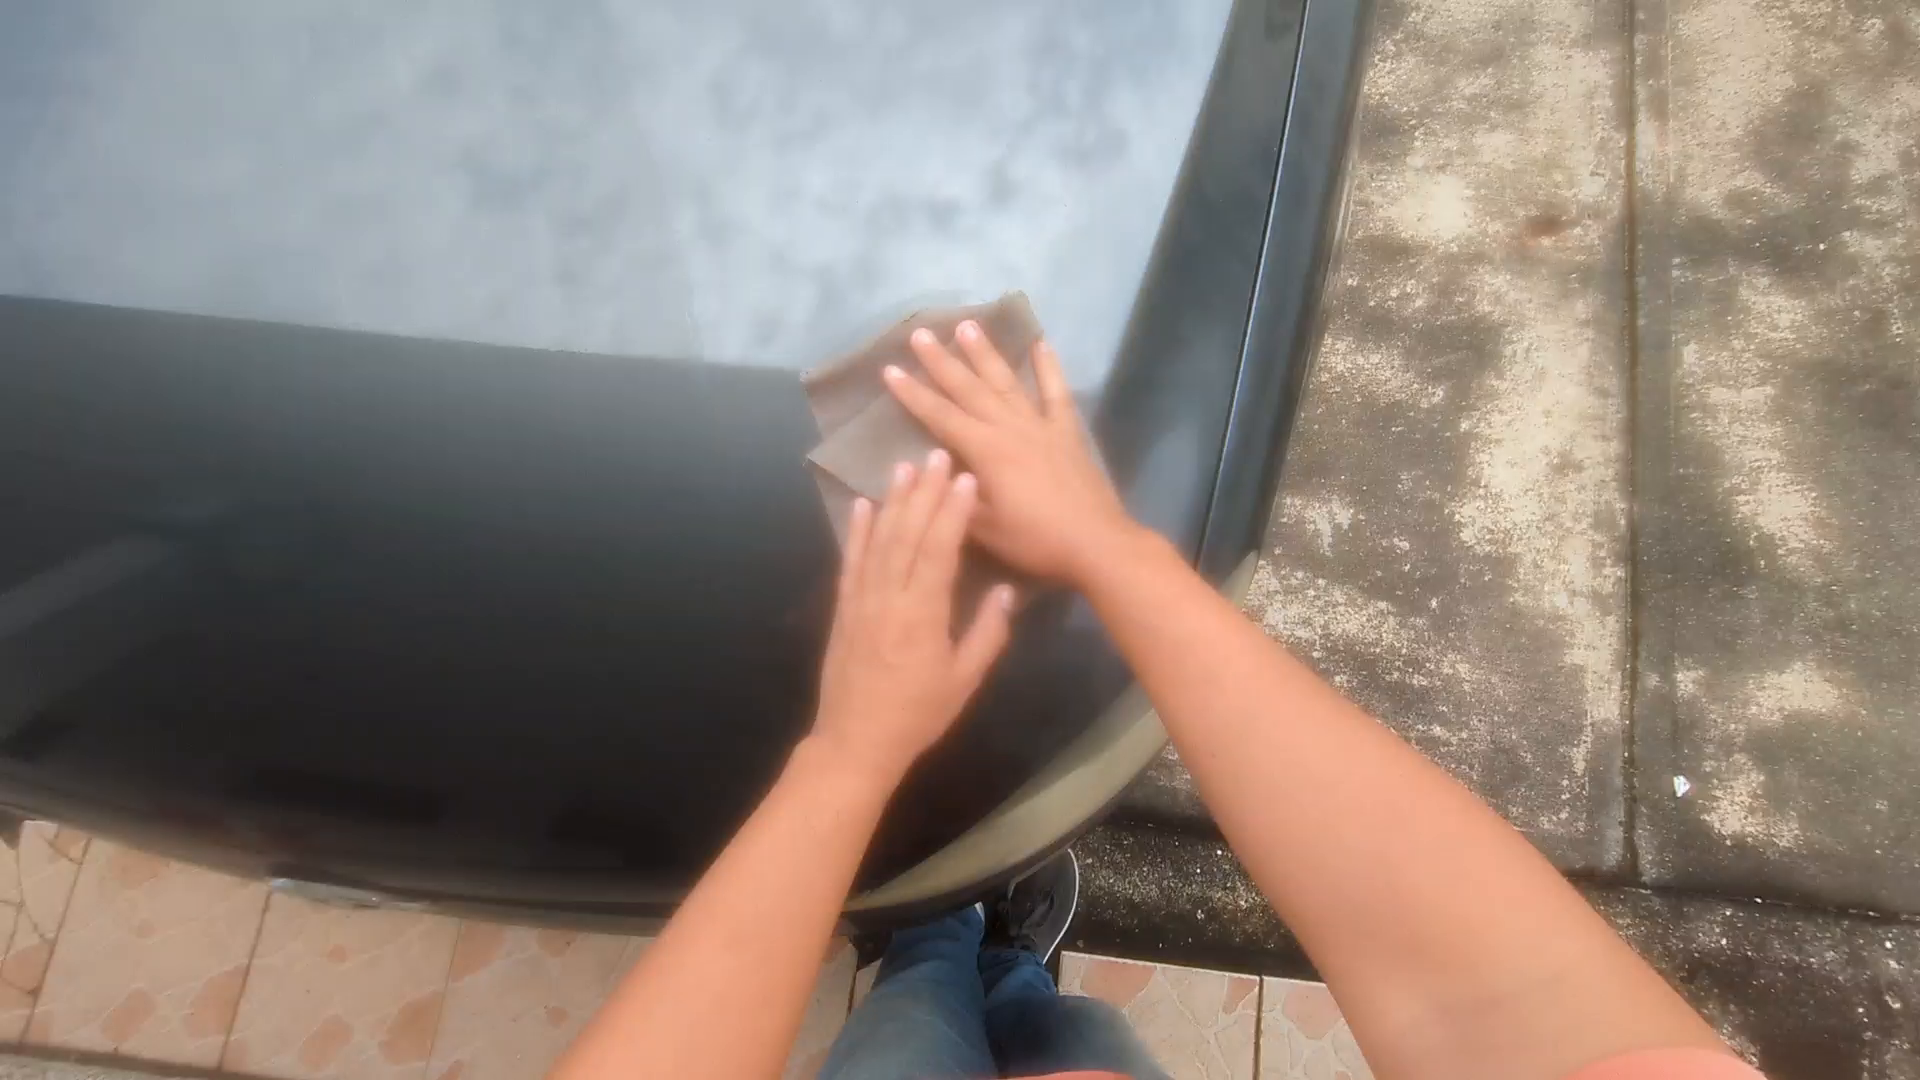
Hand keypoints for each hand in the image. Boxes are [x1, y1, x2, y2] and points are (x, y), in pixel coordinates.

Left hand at [810, 450, 1016, 783]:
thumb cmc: (917, 715)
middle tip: (937, 455)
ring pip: (878, 540)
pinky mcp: (843, 608)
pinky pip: (851, 561)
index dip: (952, 511)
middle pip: (907, 534)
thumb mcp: (963, 680)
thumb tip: (1004, 591)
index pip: (939, 549)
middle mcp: (888, 597)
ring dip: (892, 501)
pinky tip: (862, 505)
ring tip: (904, 465)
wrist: (855, 742)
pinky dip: (857, 531)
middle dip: (924, 492)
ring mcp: (861, 600)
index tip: (964, 478)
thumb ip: (987, 634)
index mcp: (922, 614)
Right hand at [884, 321, 1136, 584]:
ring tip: (967, 325)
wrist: (1095, 543)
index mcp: (986, 452)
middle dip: (941, 362)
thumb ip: (958, 499)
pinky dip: (1048, 368)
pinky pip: (1057, 393)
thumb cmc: (1036, 540)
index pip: (940, 417)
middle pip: (969, 389)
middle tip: (920, 334)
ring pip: (1007, 382)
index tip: (890, 369)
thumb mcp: (986, 530)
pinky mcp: (1067, 432)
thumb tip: (933, 475)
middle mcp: (1010, 429)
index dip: (913, 394)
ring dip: (985, 353)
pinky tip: (1041, 343)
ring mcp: (1041, 426)